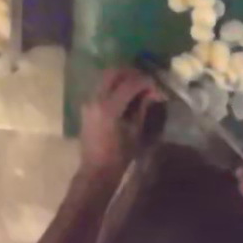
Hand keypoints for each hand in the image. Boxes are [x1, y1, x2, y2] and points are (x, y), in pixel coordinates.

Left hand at [79, 67, 160, 181]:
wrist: (96, 170)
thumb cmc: (119, 156)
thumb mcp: (135, 131)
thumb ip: (142, 108)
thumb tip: (153, 92)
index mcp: (108, 108)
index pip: (129, 84)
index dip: (145, 81)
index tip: (156, 85)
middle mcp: (95, 99)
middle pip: (113, 73)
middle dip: (131, 73)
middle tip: (145, 81)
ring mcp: (88, 102)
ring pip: (105, 78)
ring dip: (121, 78)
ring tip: (136, 86)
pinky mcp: (87, 106)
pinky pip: (100, 87)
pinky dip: (113, 86)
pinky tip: (125, 95)